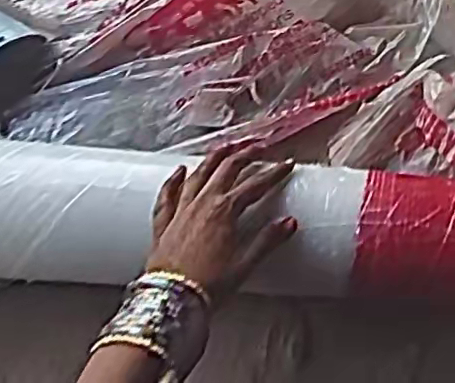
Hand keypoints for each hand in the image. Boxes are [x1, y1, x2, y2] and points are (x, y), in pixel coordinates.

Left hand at [147, 143, 298, 290]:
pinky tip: (178, 170)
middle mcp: (204, 203)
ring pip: (199, 175)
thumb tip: (291, 222)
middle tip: (258, 147)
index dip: (275, 172)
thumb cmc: (208, 286)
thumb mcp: (244, 265)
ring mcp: (181, 212)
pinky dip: (172, 182)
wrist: (166, 307)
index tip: (287, 164)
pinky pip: (166, 198)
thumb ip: (268, 240)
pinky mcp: (163, 226)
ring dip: (213, 158)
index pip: (256, 183)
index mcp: (226, 209)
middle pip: (228, 169)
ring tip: (224, 147)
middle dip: (246, 154)